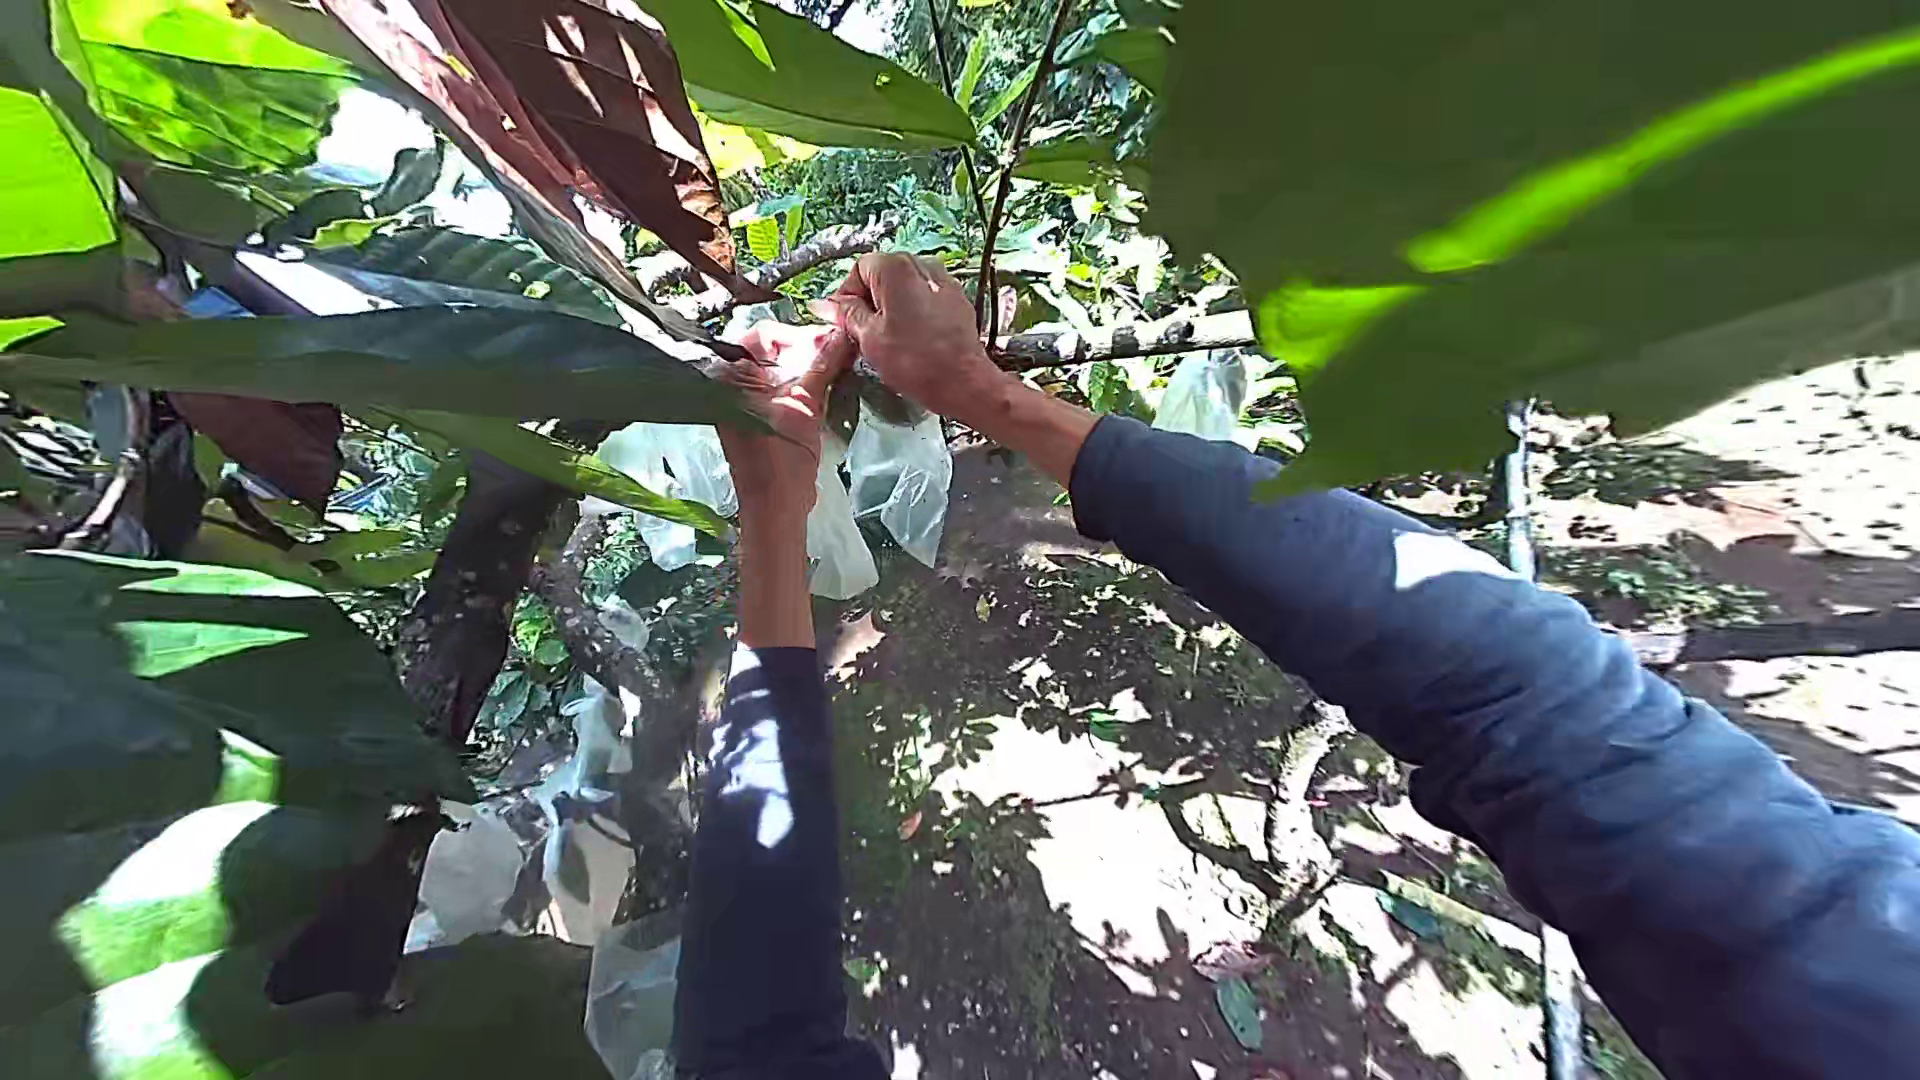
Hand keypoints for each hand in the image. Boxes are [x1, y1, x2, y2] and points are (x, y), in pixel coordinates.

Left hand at [716, 320, 852, 648]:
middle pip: (770, 352)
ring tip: (834, 367)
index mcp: (729, 379)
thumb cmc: (782, 460)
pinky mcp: (757, 419)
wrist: (777, 505)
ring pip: (776, 371)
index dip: (799, 335)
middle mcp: (729, 386)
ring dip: (806, 368)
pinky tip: (824, 386)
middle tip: (836, 352)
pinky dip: (800, 386)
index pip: (763, 336)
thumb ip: (822, 367)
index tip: (829, 342)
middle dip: (805, 350)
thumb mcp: (805, 407)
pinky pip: (778, 391)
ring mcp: (742, 404)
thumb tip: (842, 335)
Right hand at [811, 252, 1009, 422]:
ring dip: (892, 311)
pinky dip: (914, 316)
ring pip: (904, 290)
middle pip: (882, 277)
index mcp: (896, 268)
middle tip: (864, 335)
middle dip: (869, 304)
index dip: (847, 297)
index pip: (858, 270)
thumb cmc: (917, 363)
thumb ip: (846, 315)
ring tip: (890, 342)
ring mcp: (943, 282)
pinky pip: (925, 301)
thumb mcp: (870, 339)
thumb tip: (827, 305)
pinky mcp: (956, 302)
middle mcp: (923, 265)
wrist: (964, 384)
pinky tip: (912, 342)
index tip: (844, 321)